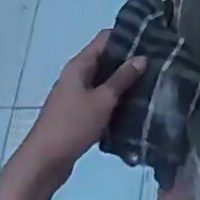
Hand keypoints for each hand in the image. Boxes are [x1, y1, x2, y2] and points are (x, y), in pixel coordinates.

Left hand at [6, 31, 145, 194]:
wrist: (43, 163)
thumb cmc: (72, 125)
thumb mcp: (103, 100)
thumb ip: (122, 78)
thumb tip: (141, 57)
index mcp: (79, 65)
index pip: (105, 38)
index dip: (126, 36)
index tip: (150, 39)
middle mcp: (76, 75)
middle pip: (105, 58)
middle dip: (128, 60)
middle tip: (156, 63)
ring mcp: (75, 95)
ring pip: (104, 81)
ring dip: (123, 82)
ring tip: (150, 82)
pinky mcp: (77, 113)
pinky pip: (100, 99)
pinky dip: (114, 100)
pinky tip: (134, 106)